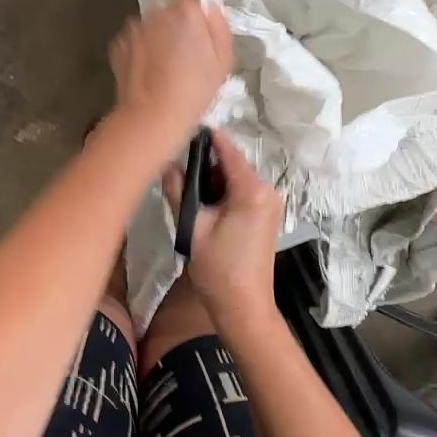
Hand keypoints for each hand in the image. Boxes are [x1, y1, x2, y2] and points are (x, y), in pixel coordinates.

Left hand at [108, 0, 232, 141]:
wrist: (151, 116)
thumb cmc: (194, 90)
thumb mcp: (223, 60)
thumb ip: (219, 26)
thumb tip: (209, 8)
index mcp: (185, 11)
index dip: (197, 17)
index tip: (200, 38)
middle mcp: (157, 12)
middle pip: (169, 10)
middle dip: (176, 26)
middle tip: (184, 56)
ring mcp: (134, 27)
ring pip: (151, 26)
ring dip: (157, 38)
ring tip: (164, 68)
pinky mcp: (118, 44)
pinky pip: (135, 41)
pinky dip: (141, 51)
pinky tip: (148, 73)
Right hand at [162, 128, 283, 331]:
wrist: (245, 309)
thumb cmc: (218, 269)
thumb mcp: (192, 228)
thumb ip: (178, 191)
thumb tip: (166, 164)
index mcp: (252, 190)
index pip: (228, 151)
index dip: (208, 138)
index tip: (186, 126)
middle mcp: (267, 191)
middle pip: (232, 165)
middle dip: (206, 165)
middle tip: (178, 166)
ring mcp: (270, 205)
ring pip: (236, 180)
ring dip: (213, 181)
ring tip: (186, 188)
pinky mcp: (267, 217)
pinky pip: (243, 193)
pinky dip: (224, 194)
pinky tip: (204, 205)